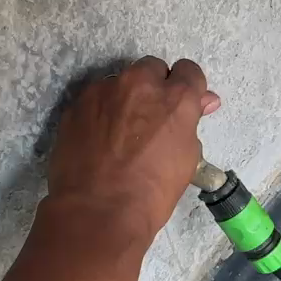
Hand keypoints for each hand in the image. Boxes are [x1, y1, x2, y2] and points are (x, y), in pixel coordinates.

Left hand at [43, 56, 220, 241]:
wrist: (99, 211)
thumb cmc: (152, 193)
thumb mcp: (186, 160)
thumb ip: (192, 123)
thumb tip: (203, 102)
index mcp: (175, 98)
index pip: (189, 72)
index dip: (187, 90)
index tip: (182, 108)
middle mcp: (140, 84)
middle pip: (152, 69)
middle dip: (155, 88)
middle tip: (152, 121)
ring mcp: (104, 90)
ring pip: (121, 82)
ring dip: (126, 99)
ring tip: (122, 135)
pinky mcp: (77, 103)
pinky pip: (96, 99)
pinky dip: (102, 113)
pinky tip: (101, 140)